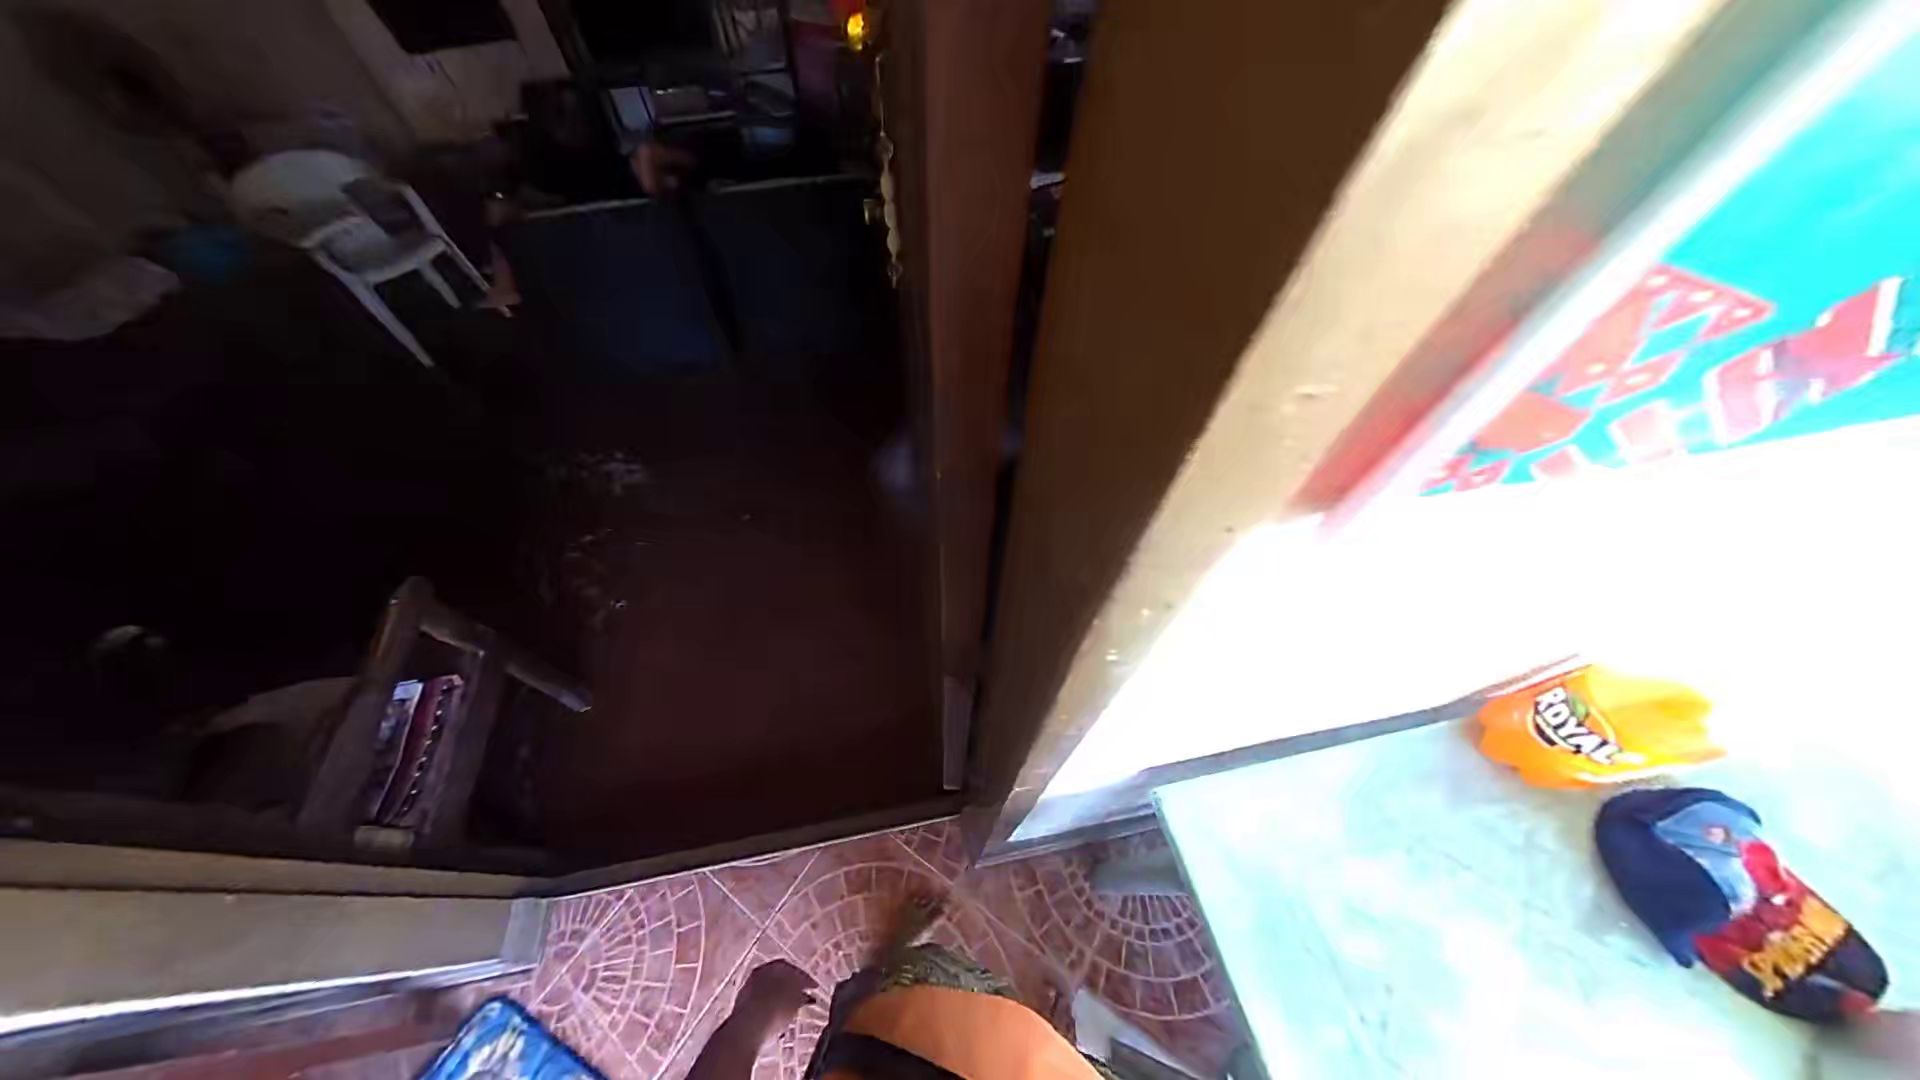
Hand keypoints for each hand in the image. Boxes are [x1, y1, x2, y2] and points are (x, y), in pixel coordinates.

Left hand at [737, 959, 815, 1021]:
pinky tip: (773, 1016)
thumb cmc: (776, 1009)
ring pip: (768, 989)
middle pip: (779, 977)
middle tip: (802, 995)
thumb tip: (805, 996)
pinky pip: (759, 1001)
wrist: (748, 1026)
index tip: (814, 988)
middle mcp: (761, 971)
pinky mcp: (740, 1004)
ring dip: (778, 996)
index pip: (794, 968)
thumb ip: (802, 996)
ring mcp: (748, 986)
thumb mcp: (795, 1002)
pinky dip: (768, 1006)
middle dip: (791, 986)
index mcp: (776, 965)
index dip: (805, 979)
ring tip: (788, 1008)